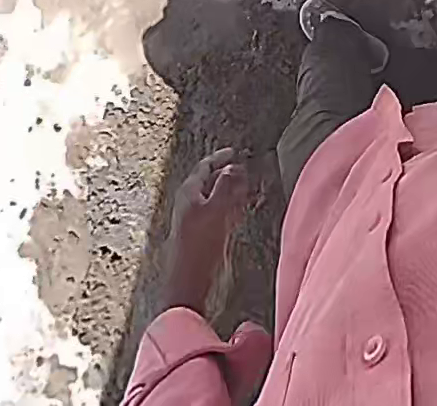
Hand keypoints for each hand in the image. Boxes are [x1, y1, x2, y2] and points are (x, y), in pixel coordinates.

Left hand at [161, 148, 248, 313]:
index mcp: (188, 192)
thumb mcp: (215, 210)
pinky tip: (240, 210)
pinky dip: (230, 207)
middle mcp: (190, 203)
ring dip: (231, 191)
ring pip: (215, 197)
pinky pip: (218, 213)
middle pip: (210, 181)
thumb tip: (231, 167)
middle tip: (245, 171)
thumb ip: (225, 186)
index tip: (234, 152)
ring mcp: (195, 219)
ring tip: (248, 188)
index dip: (220, 157)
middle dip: (228, 175)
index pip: (205, 167)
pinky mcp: (202, 235)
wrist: (189, 284)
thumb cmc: (198, 245)